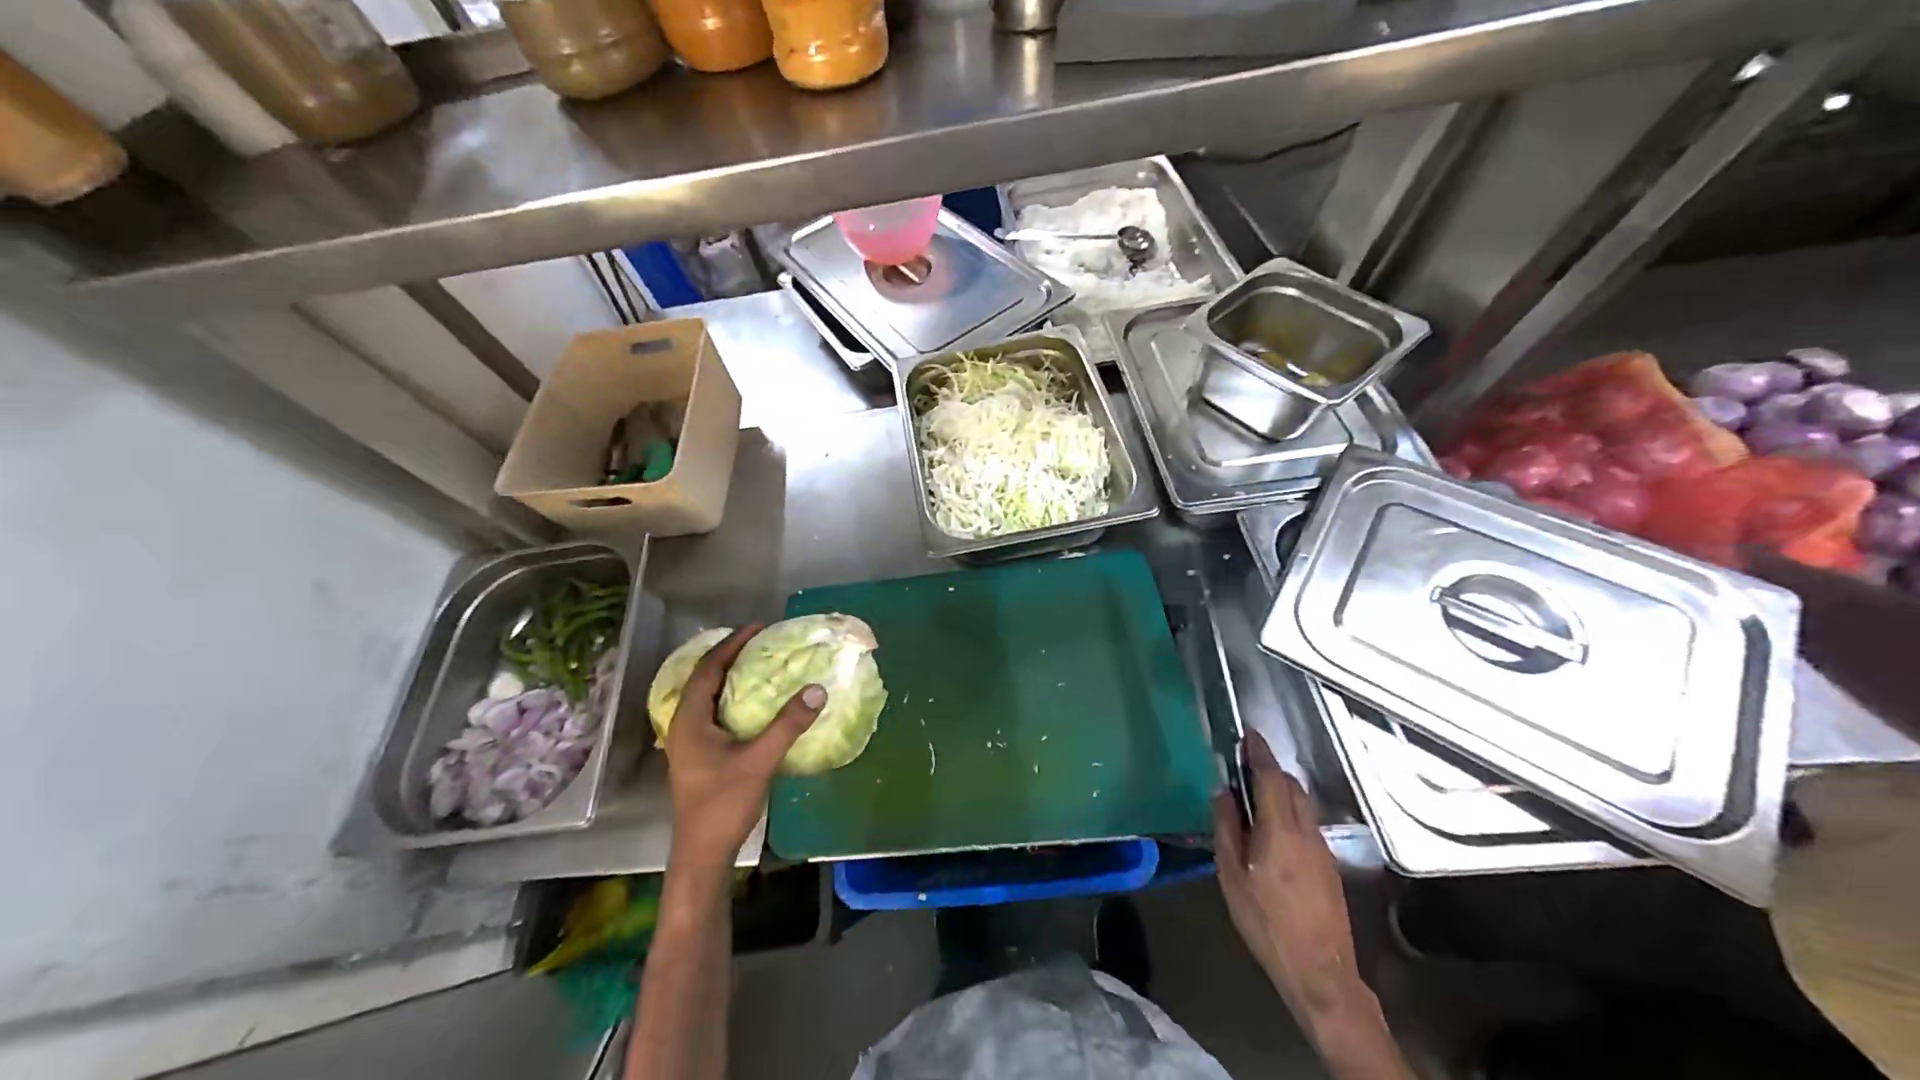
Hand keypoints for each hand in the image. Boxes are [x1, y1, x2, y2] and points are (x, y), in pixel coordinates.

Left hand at [664, 625, 823, 870]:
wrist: (703, 852)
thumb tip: (816, 690)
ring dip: (730, 677)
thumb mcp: (759, 761)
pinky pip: (713, 713)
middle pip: (704, 679)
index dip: (730, 645)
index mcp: (690, 720)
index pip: (707, 669)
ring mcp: (688, 742)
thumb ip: (787, 725)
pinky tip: (752, 703)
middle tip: (760, 642)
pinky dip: (731, 698)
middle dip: (730, 656)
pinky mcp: (698, 756)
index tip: (756, 628)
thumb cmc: (724, 804)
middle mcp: (684, 726)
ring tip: (758, 664)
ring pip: (707, 697)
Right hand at [1214, 733, 1364, 1017]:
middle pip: (1292, 787)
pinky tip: (1272, 833)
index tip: (1249, 734)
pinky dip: (1290, 814)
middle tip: (1245, 767)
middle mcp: (1307, 831)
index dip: (1260, 753)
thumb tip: (1223, 793)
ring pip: (1303, 805)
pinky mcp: (1329, 866)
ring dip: (1281, 792)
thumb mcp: (1231, 875)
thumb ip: (1226, 829)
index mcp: (1280, 829)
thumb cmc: (1265, 921)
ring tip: (1255, 799)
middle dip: (1270, 770)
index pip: (1271, 778)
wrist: (1318, 969)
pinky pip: (1308, 825)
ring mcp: (1322, 849)